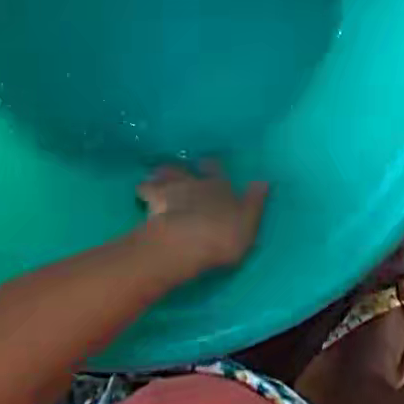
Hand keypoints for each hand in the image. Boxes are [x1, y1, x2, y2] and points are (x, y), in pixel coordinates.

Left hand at [135, 163, 267, 274]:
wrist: (187, 240)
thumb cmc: (224, 234)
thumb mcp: (249, 222)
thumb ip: (255, 201)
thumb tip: (264, 180)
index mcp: (219, 187)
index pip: (216, 171)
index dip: (212, 167)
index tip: (207, 162)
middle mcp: (195, 183)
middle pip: (186, 170)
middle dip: (181, 169)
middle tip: (174, 169)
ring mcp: (172, 190)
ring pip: (164, 175)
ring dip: (160, 176)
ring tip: (153, 179)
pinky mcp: (152, 202)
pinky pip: (145, 191)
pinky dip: (143, 190)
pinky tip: (139, 193)